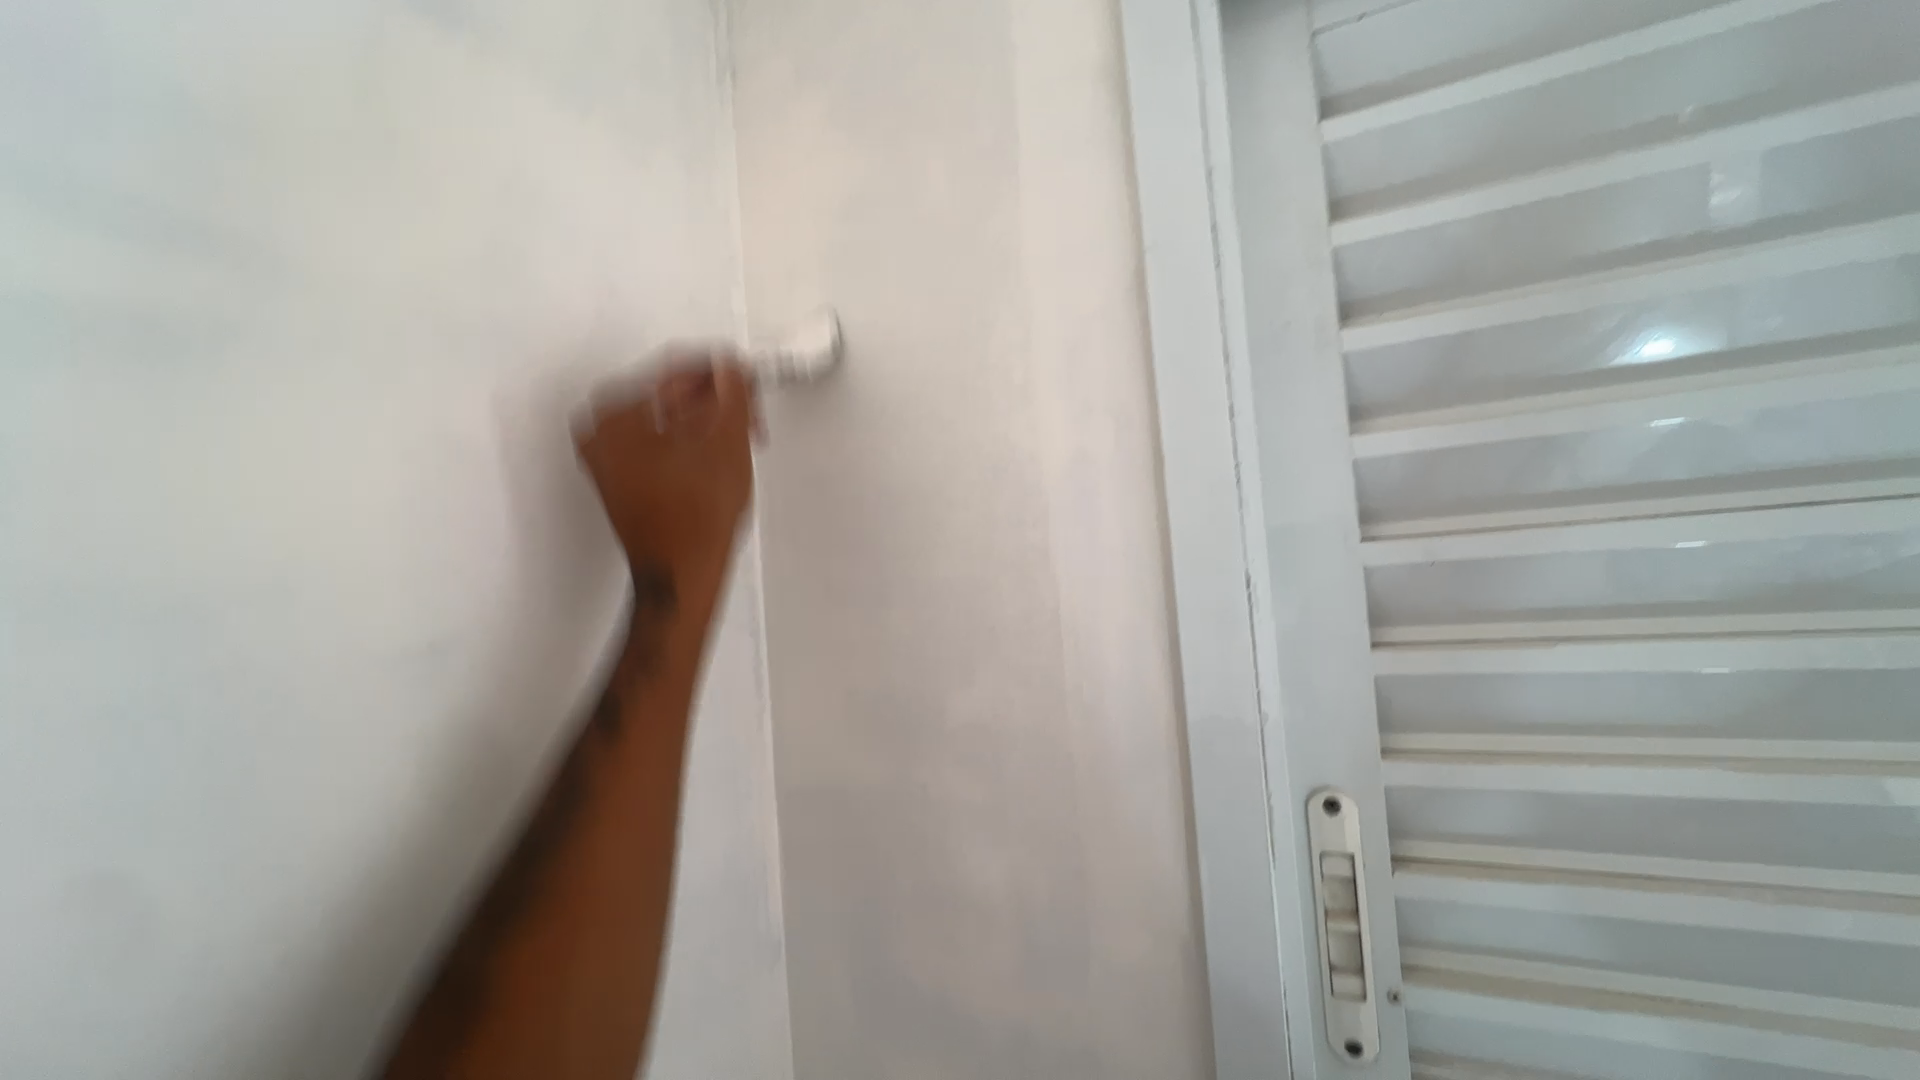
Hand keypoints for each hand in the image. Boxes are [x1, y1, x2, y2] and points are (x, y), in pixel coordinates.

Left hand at [575, 351, 757, 575]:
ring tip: (735, 439)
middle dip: (713, 400)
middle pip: (667, 393)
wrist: (680, 573)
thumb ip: (733, 392)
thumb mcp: (728, 442)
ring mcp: (604, 456)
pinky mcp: (616, 478)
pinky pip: (654, 442)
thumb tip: (731, 369)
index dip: (722, 373)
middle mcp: (600, 431)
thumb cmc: (693, 523)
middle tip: (745, 413)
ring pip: (662, 418)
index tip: (745, 378)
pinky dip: (685, 443)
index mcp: (618, 412)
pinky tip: (713, 458)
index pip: (676, 369)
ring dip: (702, 422)